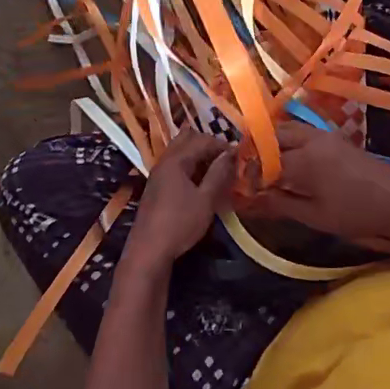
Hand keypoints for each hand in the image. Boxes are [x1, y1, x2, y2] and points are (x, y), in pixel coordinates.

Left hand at [122, 130, 236, 269]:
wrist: (149, 249)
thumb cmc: (180, 223)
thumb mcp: (206, 199)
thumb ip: (218, 173)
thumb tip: (231, 152)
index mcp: (176, 160)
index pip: (202, 140)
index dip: (222, 145)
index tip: (239, 155)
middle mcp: (165, 160)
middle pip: (187, 139)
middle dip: (208, 145)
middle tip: (226, 159)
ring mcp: (158, 172)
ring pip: (180, 151)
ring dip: (199, 155)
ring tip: (217, 169)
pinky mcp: (157, 185)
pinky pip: (175, 164)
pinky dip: (190, 165)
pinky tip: (201, 181)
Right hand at [240, 122, 389, 241]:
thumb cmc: (357, 212)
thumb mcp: (314, 215)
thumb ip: (280, 204)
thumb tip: (250, 200)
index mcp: (303, 159)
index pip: (264, 160)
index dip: (249, 174)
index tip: (241, 188)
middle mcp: (310, 139)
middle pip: (273, 135)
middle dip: (257, 150)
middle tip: (249, 173)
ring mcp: (324, 136)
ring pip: (287, 130)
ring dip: (272, 144)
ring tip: (267, 169)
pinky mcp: (335, 140)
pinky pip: (302, 134)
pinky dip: (288, 144)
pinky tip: (289, 165)